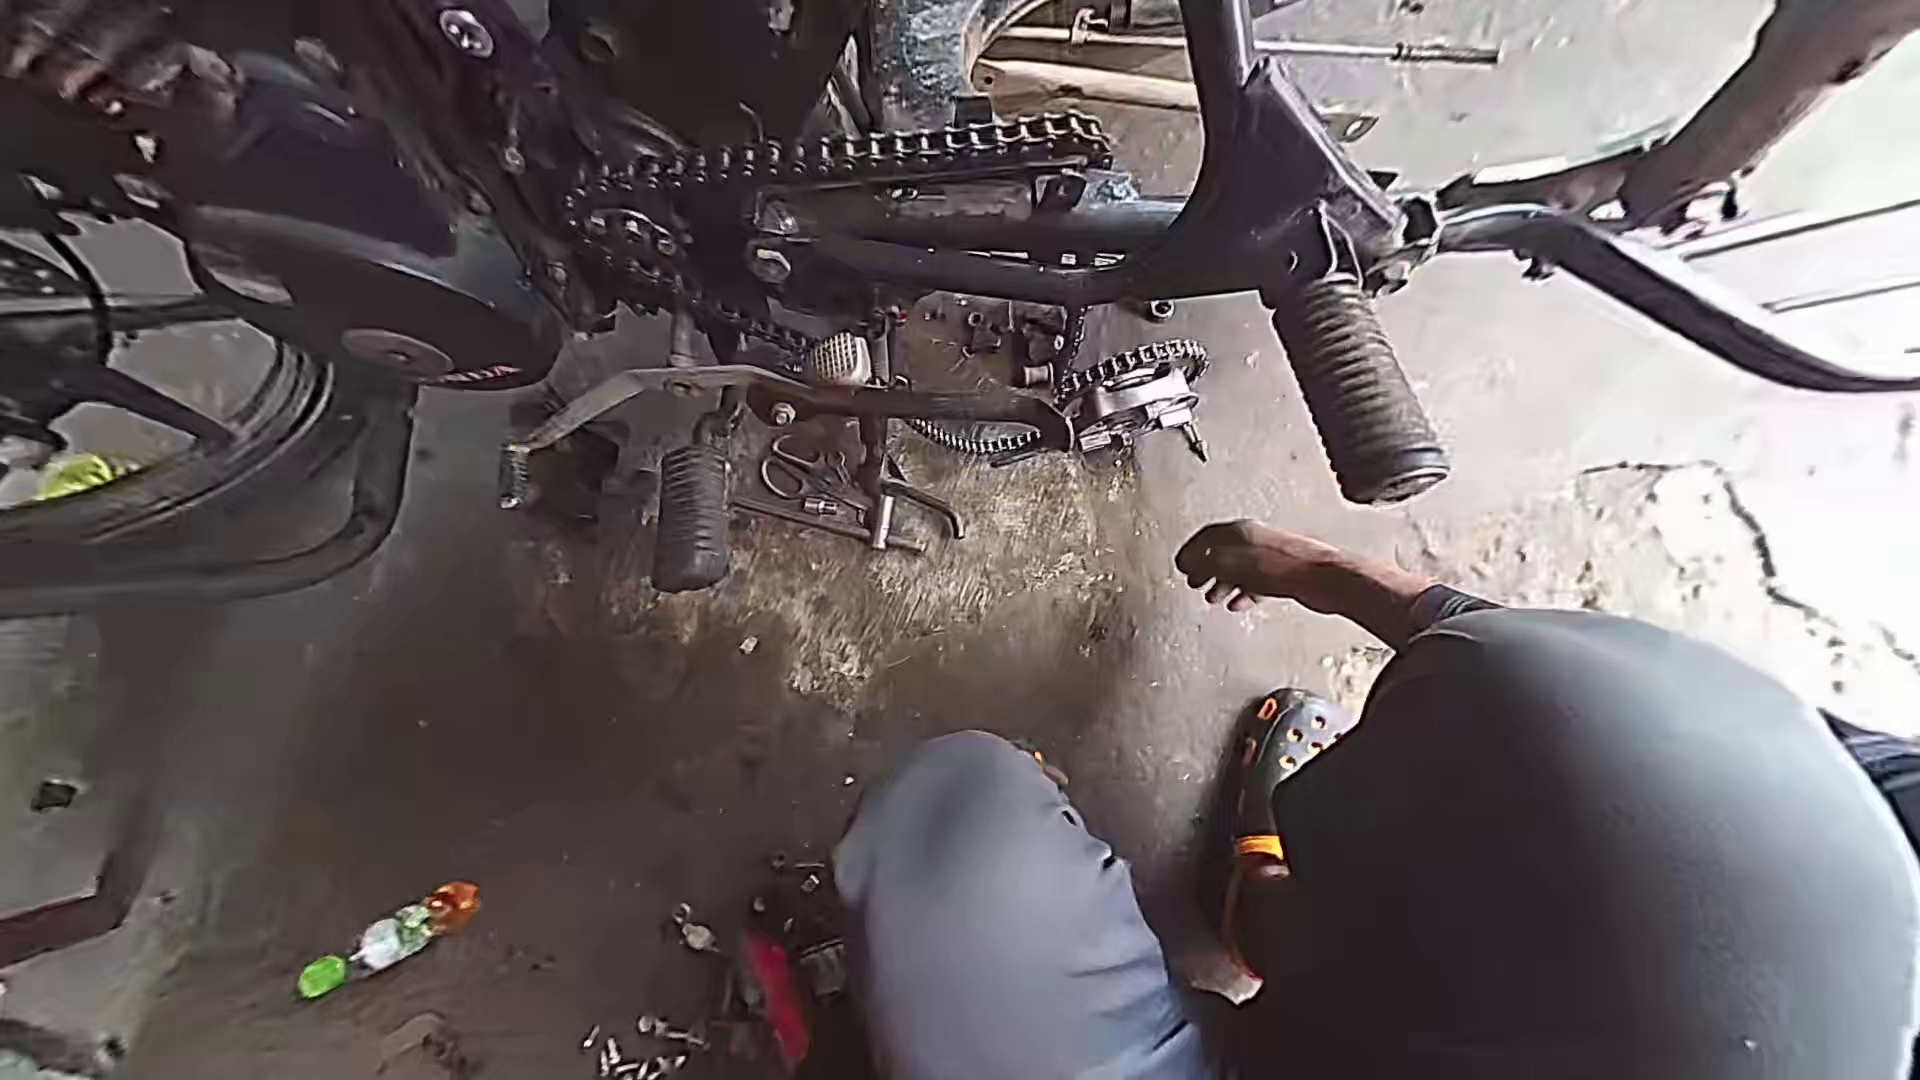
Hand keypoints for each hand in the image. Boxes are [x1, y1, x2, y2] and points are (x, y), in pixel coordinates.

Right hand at [1175, 520, 1352, 612]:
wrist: (1326, 579)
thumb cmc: (1283, 567)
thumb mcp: (1231, 563)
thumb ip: (1206, 562)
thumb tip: (1190, 563)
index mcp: (1240, 531)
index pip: (1205, 537)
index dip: (1190, 552)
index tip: (1181, 564)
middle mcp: (1255, 540)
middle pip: (1221, 553)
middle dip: (1205, 569)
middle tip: (1193, 581)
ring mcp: (1270, 557)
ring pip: (1238, 569)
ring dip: (1222, 583)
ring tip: (1212, 597)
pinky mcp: (1283, 574)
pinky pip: (1255, 583)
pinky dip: (1243, 592)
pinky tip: (1238, 603)